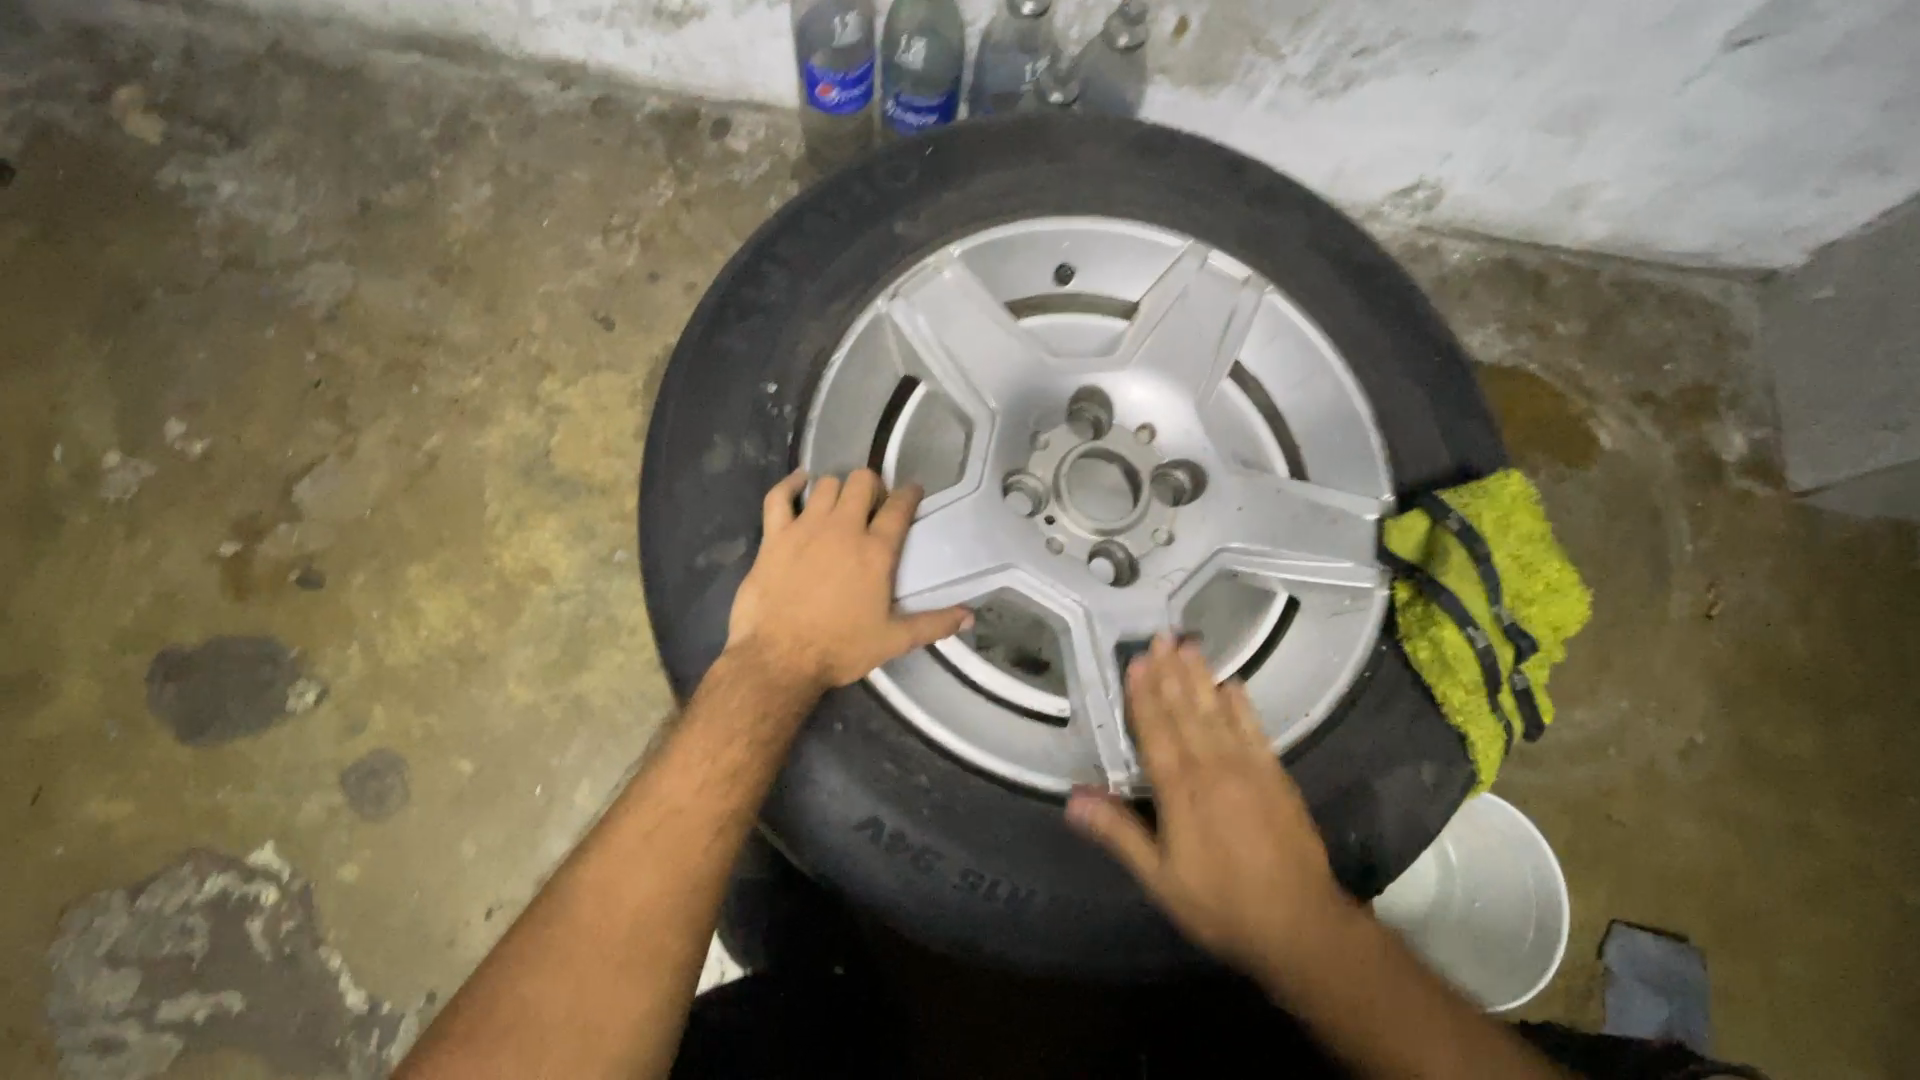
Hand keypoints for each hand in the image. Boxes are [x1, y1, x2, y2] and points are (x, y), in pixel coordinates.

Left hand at [726, 469, 972, 696]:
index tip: (913, 492)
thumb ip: (933, 624)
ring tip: (840, 504)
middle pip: (861, 482)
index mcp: (876, 551)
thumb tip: (970, 618)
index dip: (909, 494)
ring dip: (837, 489)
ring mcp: (805, 528)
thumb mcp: (893, 641)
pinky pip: (778, 496)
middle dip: (872, 486)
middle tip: (873, 505)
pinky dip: (789, 485)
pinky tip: (798, 483)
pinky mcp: (774, 536)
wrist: (779, 658)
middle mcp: (843, 529)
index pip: (899, 507)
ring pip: (825, 484)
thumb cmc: (840, 649)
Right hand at [1065, 636, 1355, 978]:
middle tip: (1160, 636)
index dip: (1144, 696)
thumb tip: (1073, 798)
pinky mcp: (1277, 776)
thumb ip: (1119, 833)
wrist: (1301, 925)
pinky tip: (1232, 684)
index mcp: (1181, 791)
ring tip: (1189, 645)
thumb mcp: (1160, 879)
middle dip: (1171, 673)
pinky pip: (1255, 729)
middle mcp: (1214, 768)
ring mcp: (1250, 769)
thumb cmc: (1221, 904)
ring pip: (1218, 712)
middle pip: (1187, 712)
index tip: (1135, 662)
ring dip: (1201, 677)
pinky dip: (1241, 704)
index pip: (1156, 732)